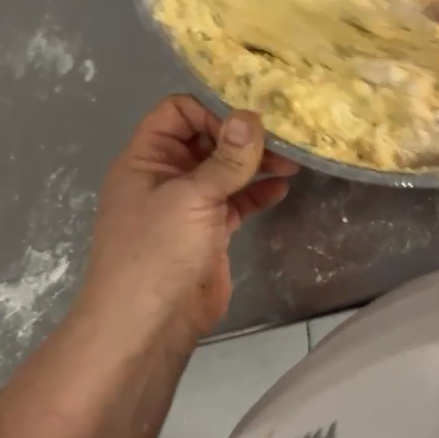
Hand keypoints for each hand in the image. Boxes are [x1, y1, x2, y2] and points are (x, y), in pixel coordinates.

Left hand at [80, 96, 299, 343]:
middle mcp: (166, 176)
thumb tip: (251, 115)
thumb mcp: (192, 197)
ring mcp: (188, 204)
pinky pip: (237, 199)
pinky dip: (259, 192)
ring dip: (257, 163)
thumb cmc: (158, 252)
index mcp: (146, 160)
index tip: (249, 126)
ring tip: (292, 164)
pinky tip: (283, 189)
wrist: (149, 324)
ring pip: (226, 169)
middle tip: (284, 141)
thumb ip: (227, 158)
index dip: (212, 112)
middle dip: (244, 137)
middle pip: (207, 139)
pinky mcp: (209, 229)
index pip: (177, 113)